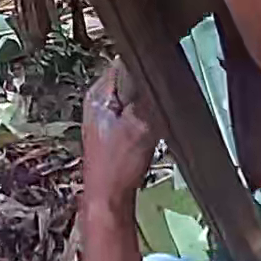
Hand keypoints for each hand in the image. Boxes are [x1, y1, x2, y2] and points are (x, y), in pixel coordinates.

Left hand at [80, 61, 158, 218]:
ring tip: (157, 111)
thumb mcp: (141, 124)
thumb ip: (148, 95)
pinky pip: (131, 109)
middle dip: (147, 83)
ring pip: (132, 94)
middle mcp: (96, 99)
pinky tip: (150, 125)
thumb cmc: (120, 165)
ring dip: (146, 100)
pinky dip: (143, 113)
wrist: (108, 199)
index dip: (146, 65)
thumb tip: (160, 72)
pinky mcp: (109, 127)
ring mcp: (101, 113)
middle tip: (163, 95)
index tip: (164, 71)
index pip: (124, 61)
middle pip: (129, 77)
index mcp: (98, 93)